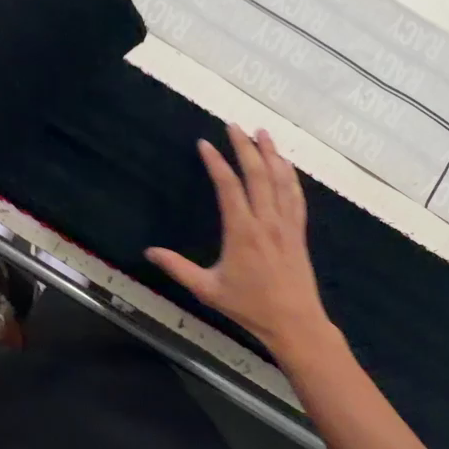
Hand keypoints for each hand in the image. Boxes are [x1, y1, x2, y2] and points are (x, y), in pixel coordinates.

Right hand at [146, 124, 331, 352]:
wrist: (294, 322)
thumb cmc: (248, 306)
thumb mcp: (207, 290)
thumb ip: (178, 268)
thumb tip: (149, 252)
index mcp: (242, 232)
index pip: (228, 186)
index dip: (216, 162)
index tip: (205, 144)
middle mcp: (266, 221)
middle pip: (257, 174)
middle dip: (245, 146)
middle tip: (233, 126)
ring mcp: (286, 224)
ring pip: (280, 180)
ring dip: (271, 153)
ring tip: (261, 132)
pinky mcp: (299, 231)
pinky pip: (295, 196)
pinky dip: (290, 175)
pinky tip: (285, 164)